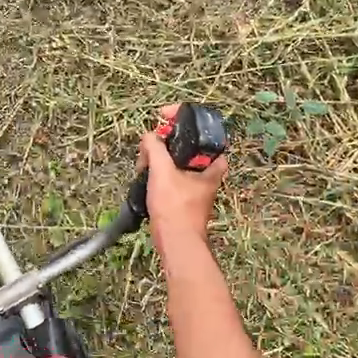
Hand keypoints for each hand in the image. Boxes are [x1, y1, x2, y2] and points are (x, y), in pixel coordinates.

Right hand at [137, 104, 229, 246]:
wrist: (176, 241)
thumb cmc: (175, 207)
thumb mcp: (162, 171)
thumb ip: (155, 148)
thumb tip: (149, 136)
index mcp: (213, 161)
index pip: (201, 127)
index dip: (179, 117)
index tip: (162, 115)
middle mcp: (210, 170)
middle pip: (185, 142)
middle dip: (163, 141)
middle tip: (149, 145)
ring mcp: (198, 182)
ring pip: (176, 158)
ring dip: (158, 158)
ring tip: (144, 164)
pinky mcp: (186, 193)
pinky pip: (171, 172)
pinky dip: (158, 171)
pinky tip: (146, 176)